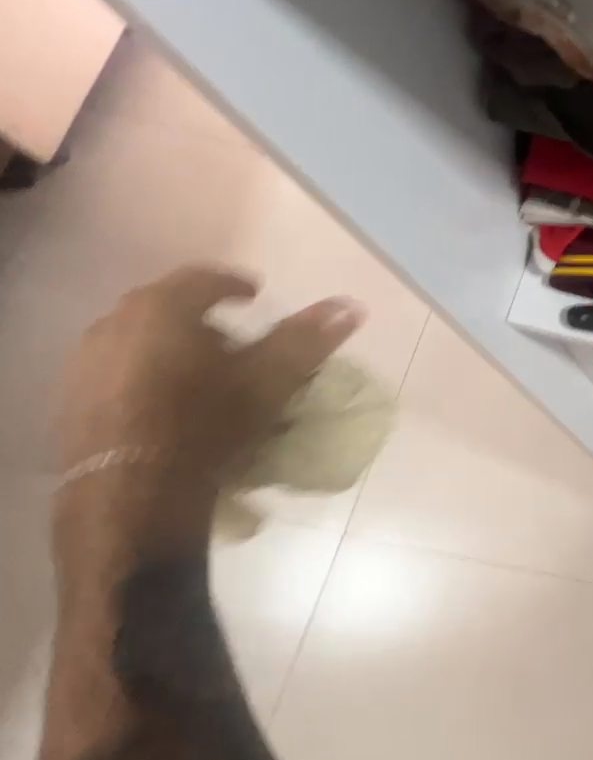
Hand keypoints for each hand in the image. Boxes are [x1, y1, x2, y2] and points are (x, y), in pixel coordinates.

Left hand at [56, 267, 365, 486]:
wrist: (135, 481)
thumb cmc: (210, 421)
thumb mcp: (271, 380)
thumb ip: (306, 339)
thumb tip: (351, 305)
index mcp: (162, 309)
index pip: (203, 278)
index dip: (235, 284)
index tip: (256, 297)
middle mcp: (115, 321)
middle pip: (168, 308)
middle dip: (207, 321)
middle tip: (239, 345)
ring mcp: (87, 358)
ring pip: (143, 340)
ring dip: (178, 349)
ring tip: (209, 378)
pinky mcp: (75, 393)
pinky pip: (123, 370)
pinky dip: (154, 376)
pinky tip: (175, 405)